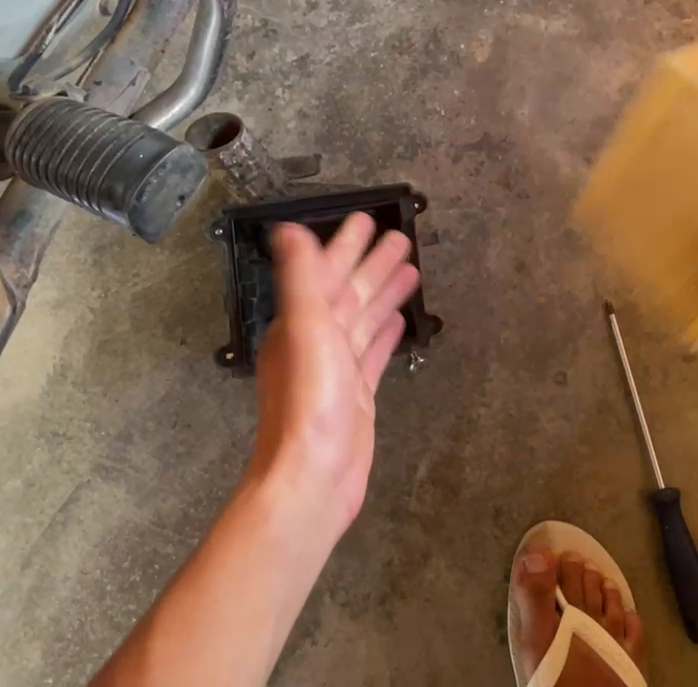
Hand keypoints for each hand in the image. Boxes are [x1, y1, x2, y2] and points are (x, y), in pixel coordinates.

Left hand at [249, 214, 419, 538]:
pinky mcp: (357, 393)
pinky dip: (385, 332)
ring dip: (384, 292)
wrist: (313, 477)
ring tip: (410, 269)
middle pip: (349, 291)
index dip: (346, 245)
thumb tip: (287, 230)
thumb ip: (301, 279)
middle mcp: (316, 340)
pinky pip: (373, 351)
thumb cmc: (310, 401)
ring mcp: (337, 368)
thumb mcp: (305, 329)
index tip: (366, 220)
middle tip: (401, 237)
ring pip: (364, 318)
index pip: (326, 272)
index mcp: (300, 322)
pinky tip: (400, 320)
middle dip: (372, 263)